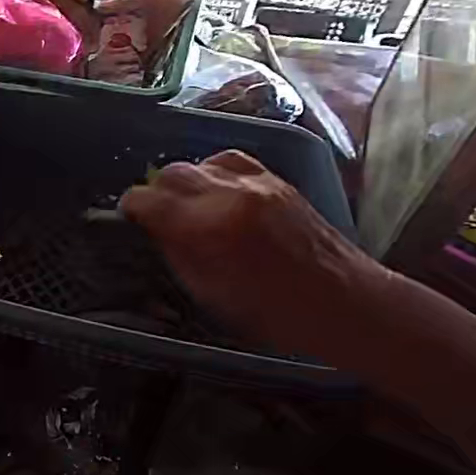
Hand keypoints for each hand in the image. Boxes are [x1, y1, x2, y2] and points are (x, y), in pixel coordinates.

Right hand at [118, 150, 385, 349]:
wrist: (345, 302)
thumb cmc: (273, 313)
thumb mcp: (207, 292)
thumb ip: (175, 253)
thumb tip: (153, 229)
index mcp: (205, 227)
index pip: (146, 198)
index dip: (131, 208)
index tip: (129, 219)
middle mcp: (227, 194)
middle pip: (170, 173)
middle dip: (156, 192)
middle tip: (156, 214)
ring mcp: (255, 182)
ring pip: (199, 163)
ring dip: (185, 181)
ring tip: (188, 204)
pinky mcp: (276, 179)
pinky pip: (229, 161)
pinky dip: (214, 173)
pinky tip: (215, 193)